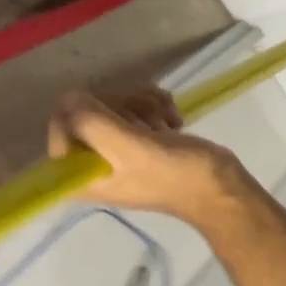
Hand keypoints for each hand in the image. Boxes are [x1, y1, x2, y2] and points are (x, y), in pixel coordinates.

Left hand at [47, 88, 254, 222]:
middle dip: (125, 104)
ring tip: (167, 116)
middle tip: (154, 114)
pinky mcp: (141, 143)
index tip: (128, 112)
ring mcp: (116, 151)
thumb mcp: (132, 150)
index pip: (63, 122)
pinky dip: (156, 108)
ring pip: (115, 108)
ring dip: (144, 104)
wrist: (222, 189)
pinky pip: (136, 113)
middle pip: (89, 111)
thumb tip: (69, 96)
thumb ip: (93, 124)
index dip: (95, 108)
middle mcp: (88, 161)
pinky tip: (174, 119)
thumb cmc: (177, 174)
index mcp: (75, 172)